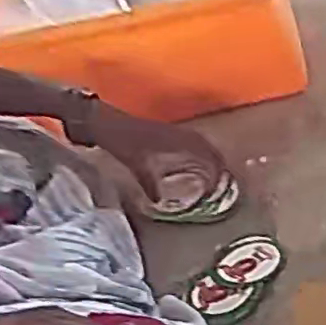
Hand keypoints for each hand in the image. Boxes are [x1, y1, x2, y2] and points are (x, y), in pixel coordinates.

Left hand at [77, 102, 226, 202]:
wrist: (102, 120)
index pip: (211, 162)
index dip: (218, 178)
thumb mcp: (138, 168)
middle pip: (213, 152)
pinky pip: (194, 141)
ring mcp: (177, 131)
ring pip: (205, 145)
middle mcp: (184, 137)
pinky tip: (196, 159)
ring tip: (215, 172)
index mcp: (181, 146)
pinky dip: (201, 151)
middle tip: (224, 183)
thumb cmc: (122, 143)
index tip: (218, 191)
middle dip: (221, 168)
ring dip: (213, 158)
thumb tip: (160, 203)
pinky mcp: (169, 129)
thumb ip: (152, 186)